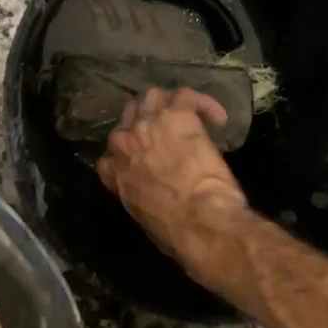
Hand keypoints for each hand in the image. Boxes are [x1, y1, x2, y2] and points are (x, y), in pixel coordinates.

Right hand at [95, 87, 251, 284]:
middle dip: (146, 122)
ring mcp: (149, 124)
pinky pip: (185, 94)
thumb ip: (139, 197)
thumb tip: (152, 196)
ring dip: (168, 103)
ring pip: (152, 96)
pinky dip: (203, 103)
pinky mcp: (178, 115)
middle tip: (168, 133)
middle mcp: (125, 142)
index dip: (128, 153)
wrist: (201, 222)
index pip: (110, 154)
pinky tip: (217, 118)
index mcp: (113, 171)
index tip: (144, 162)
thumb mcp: (143, 218)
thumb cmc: (175, 233)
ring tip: (186, 116)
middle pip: (129, 116)